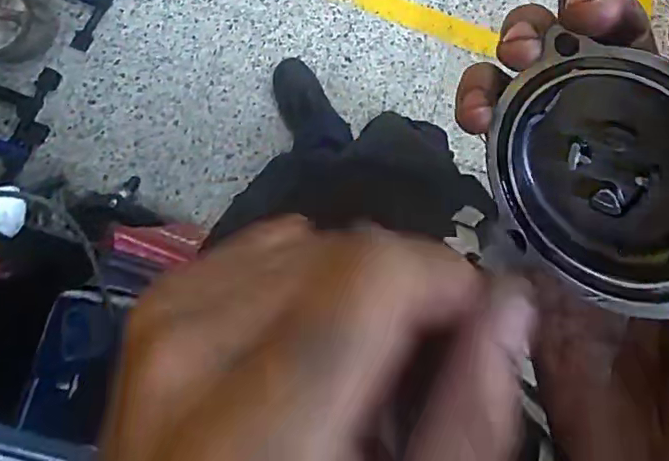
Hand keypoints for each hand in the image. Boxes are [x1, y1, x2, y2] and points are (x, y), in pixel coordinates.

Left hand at [101, 216, 536, 460]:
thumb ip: (466, 417)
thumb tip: (510, 299)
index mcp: (250, 430)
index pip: (370, 270)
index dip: (443, 277)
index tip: (474, 318)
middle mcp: (191, 351)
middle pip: (342, 250)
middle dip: (404, 285)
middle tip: (417, 357)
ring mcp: (165, 319)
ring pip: (308, 238)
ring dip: (354, 281)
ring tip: (357, 356)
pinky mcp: (159, 304)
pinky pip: (263, 245)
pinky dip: (305, 275)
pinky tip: (307, 334)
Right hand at [455, 0, 668, 460]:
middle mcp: (653, 145)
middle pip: (621, 38)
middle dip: (600, 3)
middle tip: (587, 13)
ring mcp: (582, 170)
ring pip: (550, 68)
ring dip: (530, 34)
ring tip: (524, 52)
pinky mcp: (527, 207)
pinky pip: (498, 133)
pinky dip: (482, 101)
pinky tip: (480, 112)